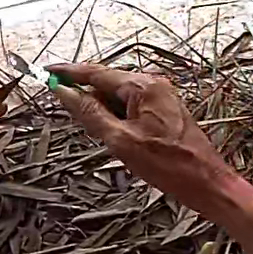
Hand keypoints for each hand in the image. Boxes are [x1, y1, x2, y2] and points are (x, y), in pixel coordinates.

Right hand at [46, 63, 238, 211]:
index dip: (68, 72)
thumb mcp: (120, 140)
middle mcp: (152, 83)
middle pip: (106, 82)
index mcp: (143, 86)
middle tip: (64, 107)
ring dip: (101, 108)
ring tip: (94, 129)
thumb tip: (64, 93)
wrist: (206, 182)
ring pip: (117, 94)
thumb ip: (90, 113)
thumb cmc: (166, 165)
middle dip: (85, 94)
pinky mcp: (163, 108)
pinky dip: (115, 114)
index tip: (46, 71)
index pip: (96, 72)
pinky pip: (130, 104)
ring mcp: (160, 94)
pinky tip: (111, 132)